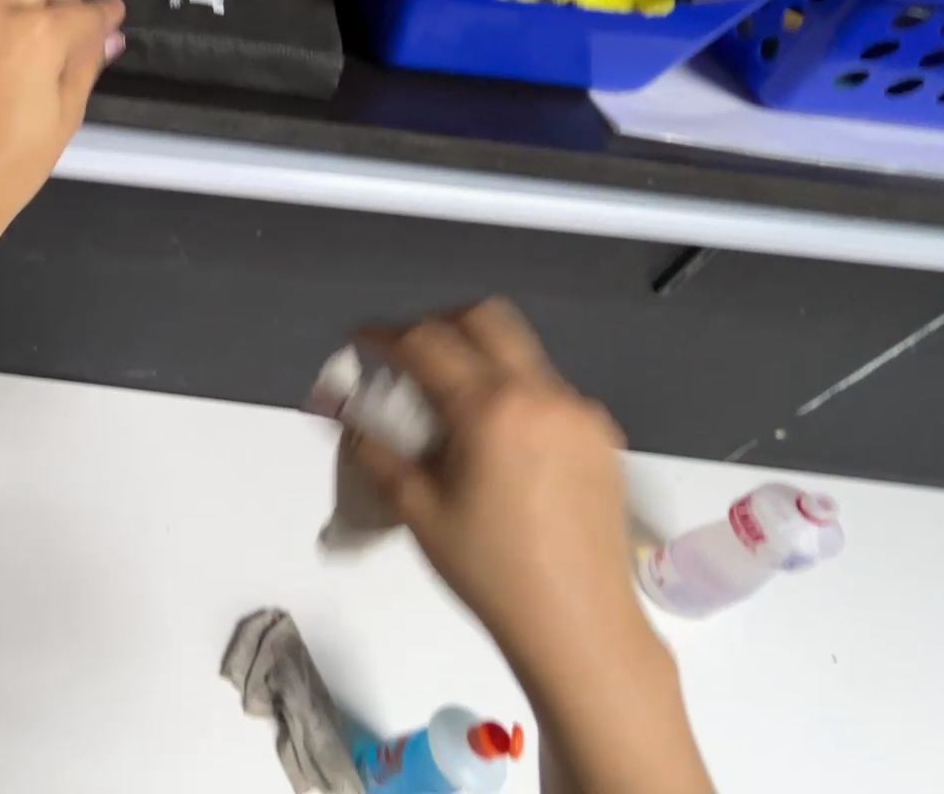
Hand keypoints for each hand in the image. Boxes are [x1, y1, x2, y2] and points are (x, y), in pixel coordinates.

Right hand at [353, 299, 652, 664]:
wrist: (582, 626)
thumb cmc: (489, 568)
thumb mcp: (416, 509)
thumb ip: (374, 451)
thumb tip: (343, 415)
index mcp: (491, 409)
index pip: (427, 343)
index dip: (386, 334)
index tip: (361, 339)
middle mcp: (541, 395)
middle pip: (484, 319)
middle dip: (437, 323)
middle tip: (408, 351)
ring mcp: (578, 413)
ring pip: (519, 350)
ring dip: (475, 354)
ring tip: (447, 397)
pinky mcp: (600, 436)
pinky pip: (545, 386)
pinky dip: (509, 387)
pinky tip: (494, 434)